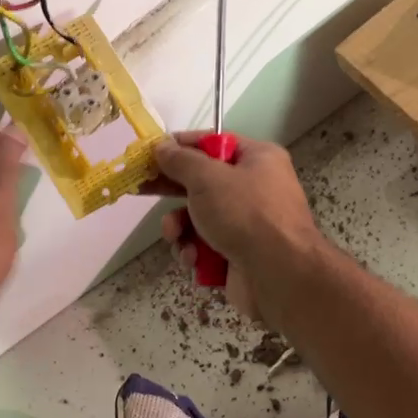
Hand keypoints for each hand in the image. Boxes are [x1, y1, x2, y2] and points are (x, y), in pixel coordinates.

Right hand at [146, 131, 322, 321]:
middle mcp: (255, 188)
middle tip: (140, 189)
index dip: (181, 147)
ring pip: (198, 220)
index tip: (151, 153)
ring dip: (181, 230)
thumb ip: (180, 161)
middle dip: (173, 193)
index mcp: (257, 159)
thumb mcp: (207, 178)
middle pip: (202, 184)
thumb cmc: (245, 214)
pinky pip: (205, 247)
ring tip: (176, 237)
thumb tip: (161, 147)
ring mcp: (247, 224)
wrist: (278, 274)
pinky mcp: (238, 255)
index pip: (213, 143)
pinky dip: (195, 253)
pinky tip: (194, 259)